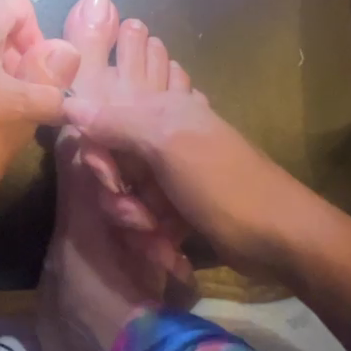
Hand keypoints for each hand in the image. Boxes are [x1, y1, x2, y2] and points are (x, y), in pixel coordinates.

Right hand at [57, 0, 325, 280]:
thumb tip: (67, 104)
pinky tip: (166, 247)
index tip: (108, 178)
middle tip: (137, 214)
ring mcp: (168, 173)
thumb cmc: (225, 185)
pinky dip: (150, 233)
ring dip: (133, 219)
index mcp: (159, 109)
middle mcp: (160, 136)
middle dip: (115, 193)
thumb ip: (116, 121)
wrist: (283, 241)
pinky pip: (142, 214)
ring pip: (123, 192)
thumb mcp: (167, 145)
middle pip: (108, 160)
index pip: (99, 117)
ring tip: (158, 236)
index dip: (95, 151)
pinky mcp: (176, 205)